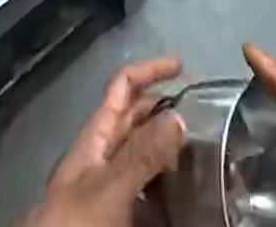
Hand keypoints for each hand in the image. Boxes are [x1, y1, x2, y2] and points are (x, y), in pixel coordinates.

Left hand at [17, 57, 186, 226]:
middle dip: (165, 109)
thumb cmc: (73, 223)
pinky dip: (165, 187)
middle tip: (202, 114)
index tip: (182, 65)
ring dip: (168, 150)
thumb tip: (179, 116)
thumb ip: (142, 154)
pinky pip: (146, 192)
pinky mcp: (117, 215)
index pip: (123, 85)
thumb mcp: (109, 187)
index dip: (150, 69)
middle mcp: (102, 154)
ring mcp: (108, 186)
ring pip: (143, 155)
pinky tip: (185, 196)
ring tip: (201, 154)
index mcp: (95, 134)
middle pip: (135, 117)